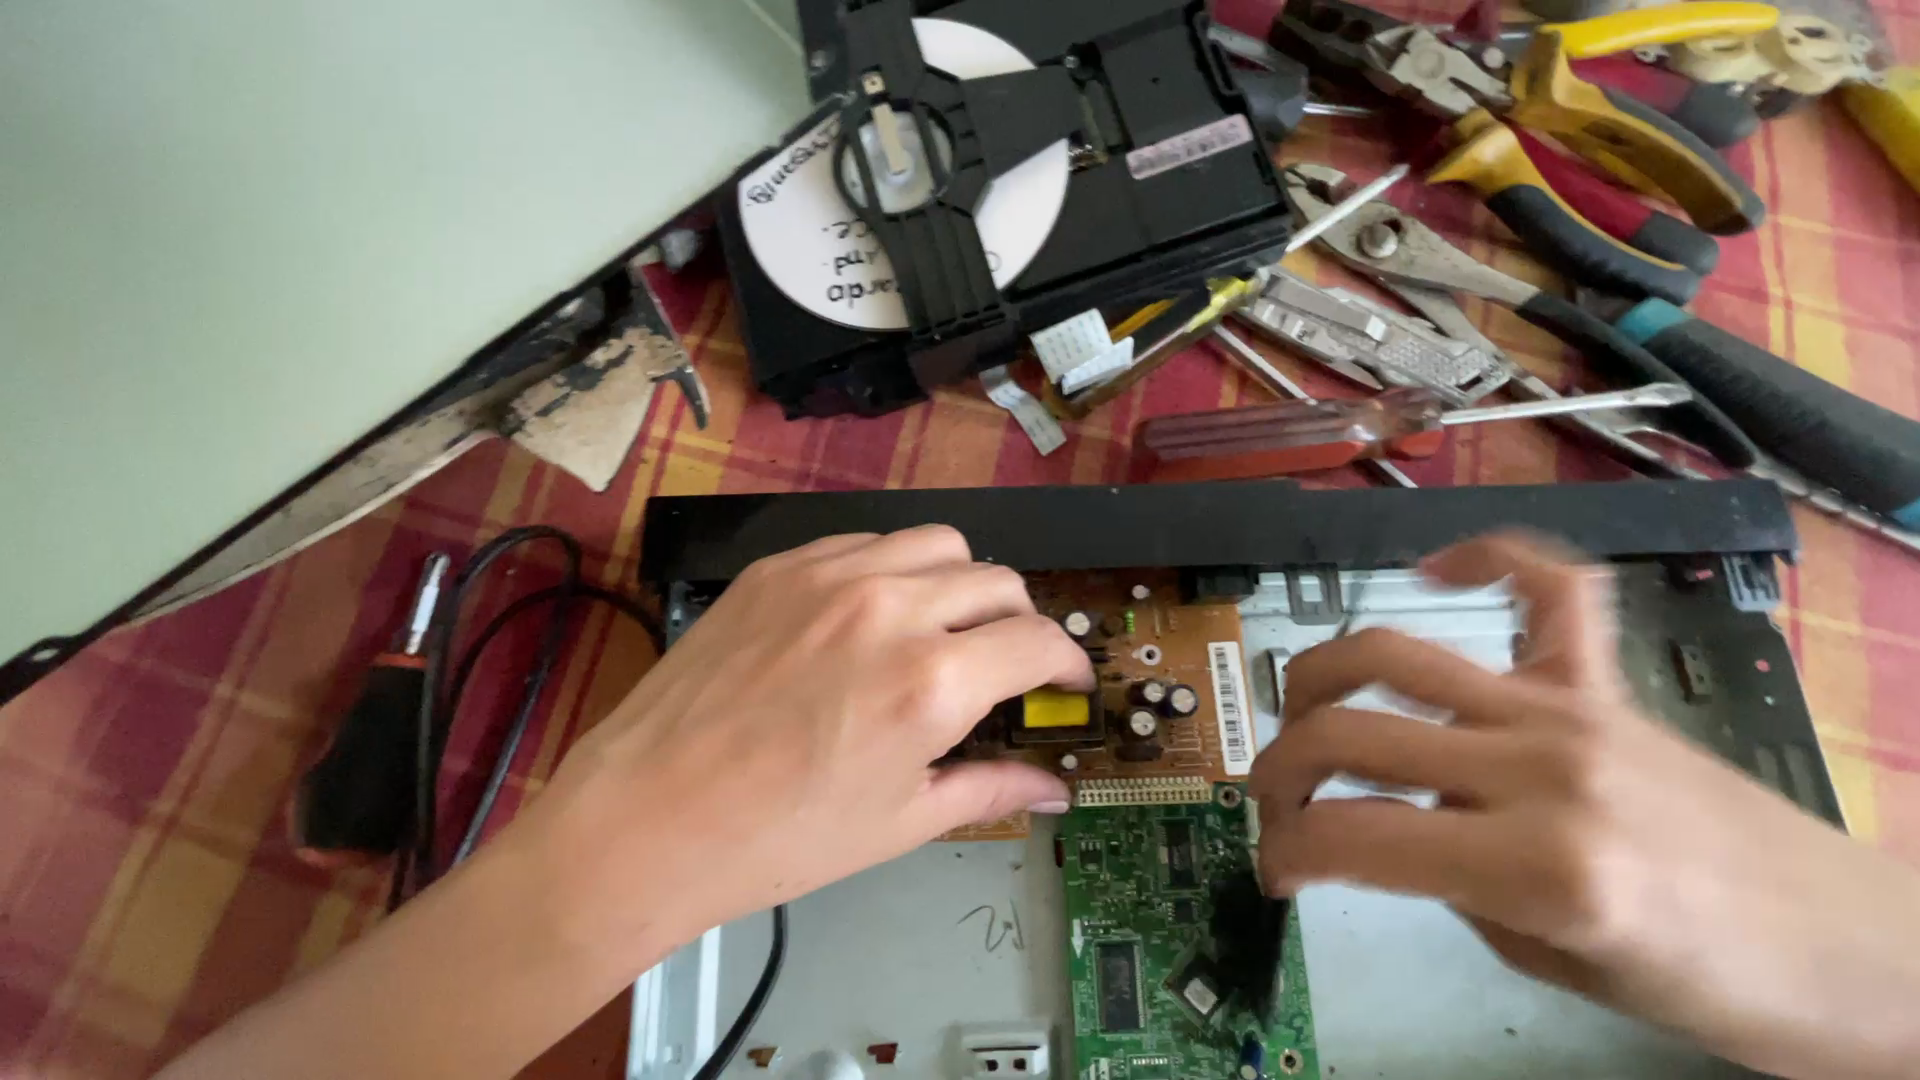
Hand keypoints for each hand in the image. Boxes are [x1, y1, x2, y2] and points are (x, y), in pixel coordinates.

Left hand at [528, 525, 1090, 952]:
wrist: (647, 815)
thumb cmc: (778, 837)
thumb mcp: (900, 822)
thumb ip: (990, 790)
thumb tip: (1053, 790)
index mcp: (932, 682)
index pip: (1039, 641)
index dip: (1067, 664)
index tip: (1066, 682)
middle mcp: (891, 609)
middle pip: (999, 581)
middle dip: (1021, 623)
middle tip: (1005, 663)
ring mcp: (831, 576)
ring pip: (939, 543)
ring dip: (962, 582)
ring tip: (944, 626)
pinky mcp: (782, 567)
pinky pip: (867, 543)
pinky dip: (893, 570)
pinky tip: (872, 615)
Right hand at [1251, 532, 1919, 1079]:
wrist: (1866, 957)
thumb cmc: (1711, 987)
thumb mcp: (1544, 962)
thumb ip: (1443, 879)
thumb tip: (1374, 827)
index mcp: (1536, 869)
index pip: (1351, 836)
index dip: (1285, 852)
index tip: (1273, 872)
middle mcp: (1542, 769)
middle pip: (1350, 735)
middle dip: (1277, 771)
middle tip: (1271, 801)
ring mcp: (1570, 710)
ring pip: (1397, 655)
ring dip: (1317, 676)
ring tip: (1302, 706)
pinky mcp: (1604, 683)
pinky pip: (1547, 588)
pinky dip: (1486, 558)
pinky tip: (1435, 569)